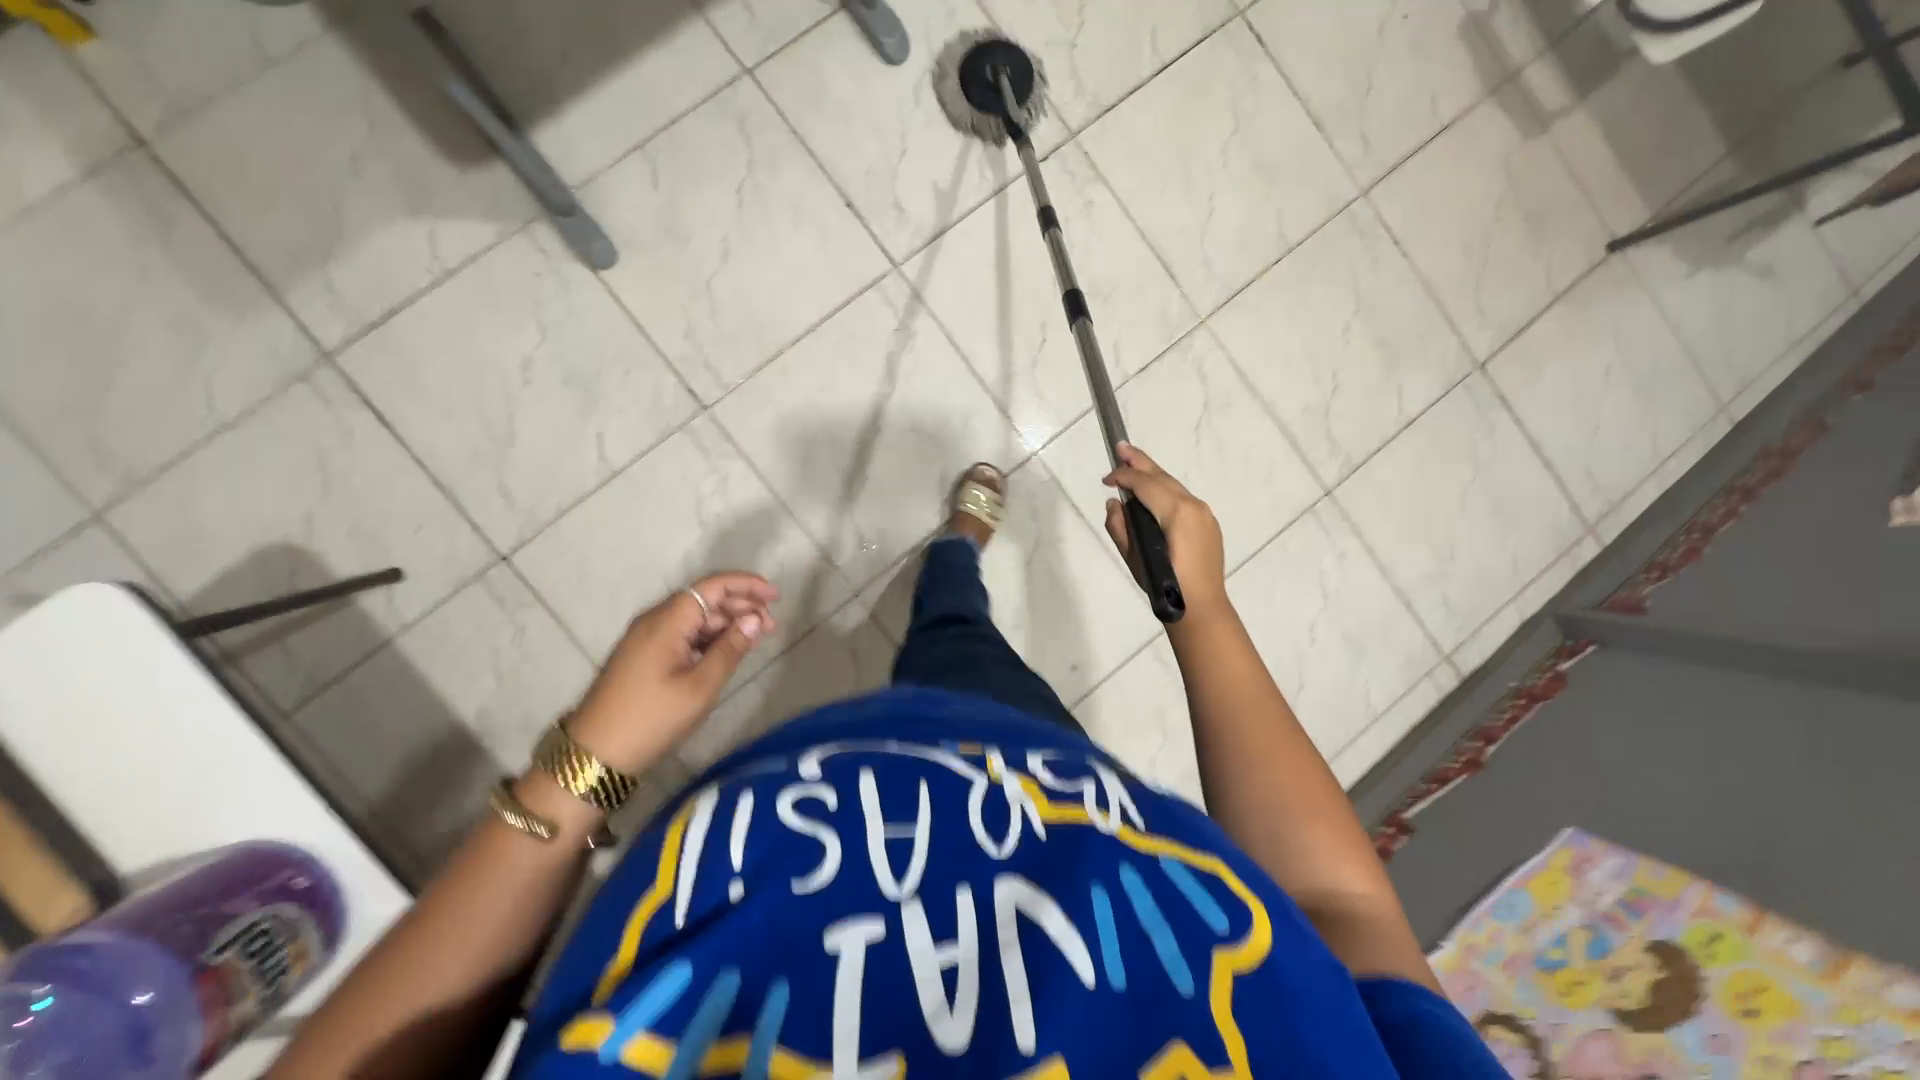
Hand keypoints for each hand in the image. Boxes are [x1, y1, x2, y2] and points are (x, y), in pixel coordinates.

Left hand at [566, 573, 778, 772]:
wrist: (596, 751)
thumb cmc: (652, 718)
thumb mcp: (700, 687)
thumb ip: (730, 649)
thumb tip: (755, 619)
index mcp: (667, 620)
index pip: (713, 586)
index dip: (746, 585)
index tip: (776, 595)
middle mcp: (655, 620)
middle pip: (703, 598)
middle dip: (740, 605)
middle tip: (772, 625)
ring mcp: (646, 637)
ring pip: (693, 617)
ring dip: (725, 622)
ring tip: (755, 638)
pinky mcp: (643, 655)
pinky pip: (682, 633)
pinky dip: (708, 637)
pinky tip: (725, 651)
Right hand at [1102, 443, 1228, 615]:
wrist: (1201, 607)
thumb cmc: (1163, 585)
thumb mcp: (1133, 557)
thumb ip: (1120, 526)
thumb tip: (1115, 504)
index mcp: (1176, 512)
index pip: (1145, 483)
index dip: (1123, 476)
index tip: (1106, 479)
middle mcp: (1194, 505)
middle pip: (1162, 477)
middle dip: (1140, 462)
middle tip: (1120, 446)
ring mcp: (1204, 514)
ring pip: (1173, 486)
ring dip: (1152, 476)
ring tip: (1133, 465)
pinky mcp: (1208, 523)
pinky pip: (1182, 499)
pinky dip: (1165, 492)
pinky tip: (1153, 495)